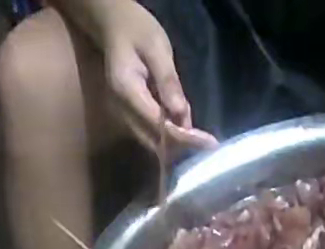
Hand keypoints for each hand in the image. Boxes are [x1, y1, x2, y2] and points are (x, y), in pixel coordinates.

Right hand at [76, 0, 216, 153]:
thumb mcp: (156, 47)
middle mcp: (123, 113)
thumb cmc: (136, 30)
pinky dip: (172, 134)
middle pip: (155, 142)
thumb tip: (180, 114)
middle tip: (209, 144)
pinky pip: (153, 133)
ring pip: (155, 142)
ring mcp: (126, 117)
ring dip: (179, 142)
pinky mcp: (132, 117)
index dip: (183, 137)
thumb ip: (167, 81)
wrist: (114, 27)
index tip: (208, 143)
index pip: (158, 126)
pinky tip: (187, 126)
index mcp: (127, 93)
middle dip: (183, 145)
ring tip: (202, 137)